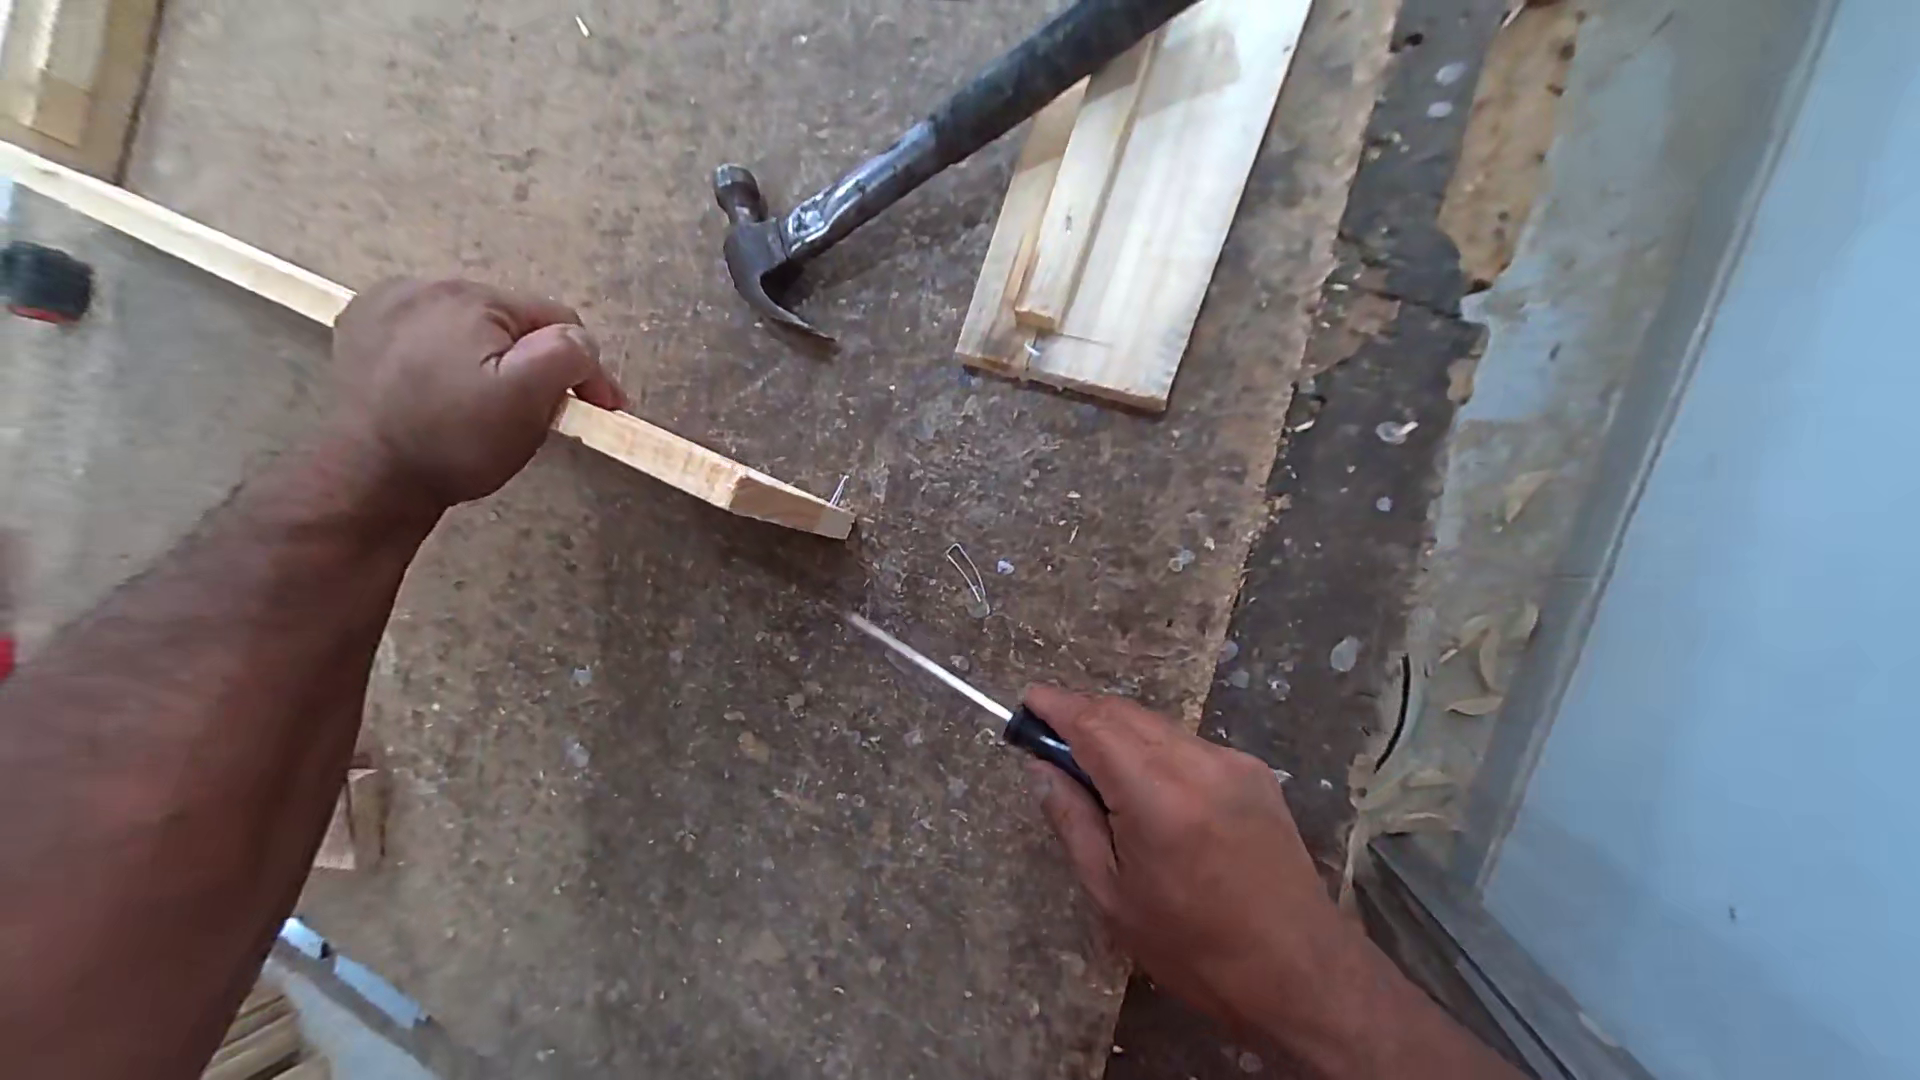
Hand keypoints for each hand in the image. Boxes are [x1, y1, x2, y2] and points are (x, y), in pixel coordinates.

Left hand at [327, 278, 626, 507]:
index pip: (559, 321)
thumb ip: (567, 355)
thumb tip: (581, 341)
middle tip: (548, 411)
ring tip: (498, 402)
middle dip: (540, 362)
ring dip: (497, 359)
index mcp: (472, 298)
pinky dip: (454, 359)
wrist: (371, 477)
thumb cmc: (460, 438)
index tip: (598, 408)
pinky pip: (433, 336)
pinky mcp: (362, 332)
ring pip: (475, 329)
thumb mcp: (530, 397)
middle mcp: (424, 287)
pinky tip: (451, 389)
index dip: (586, 367)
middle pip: (516, 323)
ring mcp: (385, 307)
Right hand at [1025, 687, 1359, 1027]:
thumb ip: (1071, 819)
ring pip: (1154, 723)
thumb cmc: (1193, 947)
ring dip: (1116, 729)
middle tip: (1051, 738)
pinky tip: (1146, 783)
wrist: (1303, 974)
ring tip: (1094, 765)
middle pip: (1123, 712)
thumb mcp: (1112, 894)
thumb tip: (1040, 768)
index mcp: (1157, 796)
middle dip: (1082, 713)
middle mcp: (1197, 762)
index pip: (1093, 724)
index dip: (1056, 705)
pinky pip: (1185, 742)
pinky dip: (1152, 746)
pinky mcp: (1252, 770)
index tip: (1028, 698)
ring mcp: (1231, 761)